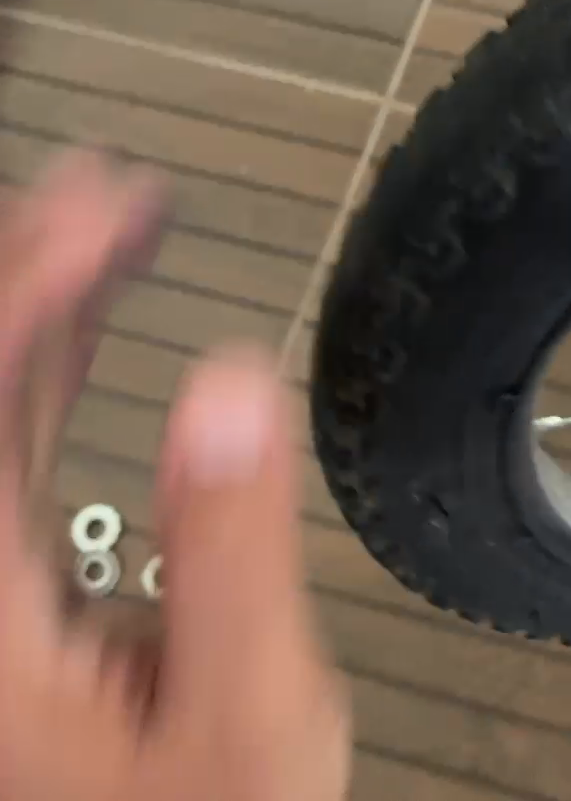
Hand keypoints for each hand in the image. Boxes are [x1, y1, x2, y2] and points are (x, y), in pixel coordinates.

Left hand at [0, 153, 348, 800]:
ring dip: (33, 304)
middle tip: (110, 186)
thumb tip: (235, 381)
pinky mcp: (9, 572)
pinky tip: (84, 314)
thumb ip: (227, 539)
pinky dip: (42, 362)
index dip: (26, 293)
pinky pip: (6, 438)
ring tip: (111, 221)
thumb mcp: (242, 691)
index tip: (114, 209)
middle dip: (22, 274)